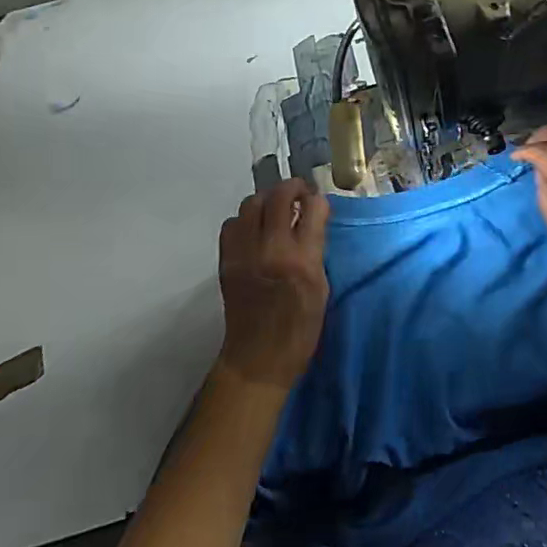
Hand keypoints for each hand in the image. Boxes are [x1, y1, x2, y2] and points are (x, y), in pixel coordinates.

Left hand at [215, 179, 331, 390]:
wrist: (258, 359)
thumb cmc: (300, 329)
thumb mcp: (321, 288)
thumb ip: (315, 250)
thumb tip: (312, 220)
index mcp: (302, 260)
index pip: (312, 209)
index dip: (316, 199)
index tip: (318, 200)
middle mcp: (271, 249)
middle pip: (278, 197)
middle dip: (292, 187)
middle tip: (299, 192)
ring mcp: (244, 252)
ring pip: (251, 204)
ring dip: (267, 200)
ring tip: (276, 208)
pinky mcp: (226, 259)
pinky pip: (232, 223)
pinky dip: (245, 219)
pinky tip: (255, 229)